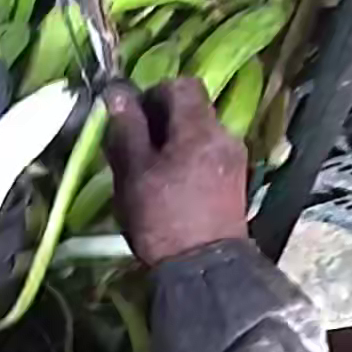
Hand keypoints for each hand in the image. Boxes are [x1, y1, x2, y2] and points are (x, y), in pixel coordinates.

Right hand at [101, 77, 248, 264]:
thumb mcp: (134, 174)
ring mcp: (233, 158)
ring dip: (172, 143)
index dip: (151, 94)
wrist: (203, 265)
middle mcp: (223, 134)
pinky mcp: (234, 180)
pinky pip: (206, 155)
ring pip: (198, 134)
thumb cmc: (161, 218)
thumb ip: (127, 132)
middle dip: (160, 122)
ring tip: (150, 172)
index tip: (130, 120)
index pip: (180, 85)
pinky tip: (170, 187)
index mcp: (198, 128)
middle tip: (134, 149)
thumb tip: (118, 94)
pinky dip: (186, 160)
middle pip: (191, 109)